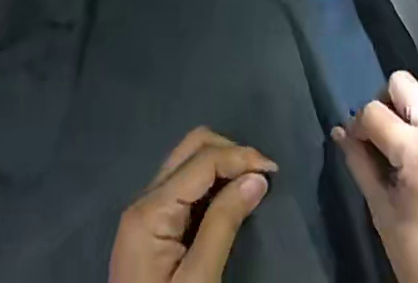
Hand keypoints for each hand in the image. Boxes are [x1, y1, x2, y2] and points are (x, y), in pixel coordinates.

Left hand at [109, 127, 275, 282]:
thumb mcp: (198, 280)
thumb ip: (224, 224)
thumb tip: (257, 178)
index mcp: (150, 211)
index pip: (202, 159)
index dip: (241, 157)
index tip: (274, 172)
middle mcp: (143, 200)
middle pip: (191, 147)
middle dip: (230, 151)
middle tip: (262, 175)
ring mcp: (145, 211)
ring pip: (188, 160)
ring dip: (222, 163)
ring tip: (251, 183)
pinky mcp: (151, 225)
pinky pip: (184, 183)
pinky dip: (211, 179)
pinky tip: (230, 195)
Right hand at [334, 72, 417, 282]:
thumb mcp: (383, 214)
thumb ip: (360, 165)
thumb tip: (340, 132)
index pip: (375, 111)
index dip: (357, 126)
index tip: (353, 147)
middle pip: (402, 83)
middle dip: (382, 103)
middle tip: (375, 139)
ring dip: (399, 115)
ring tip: (390, 153)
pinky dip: (415, 127)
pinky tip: (408, 160)